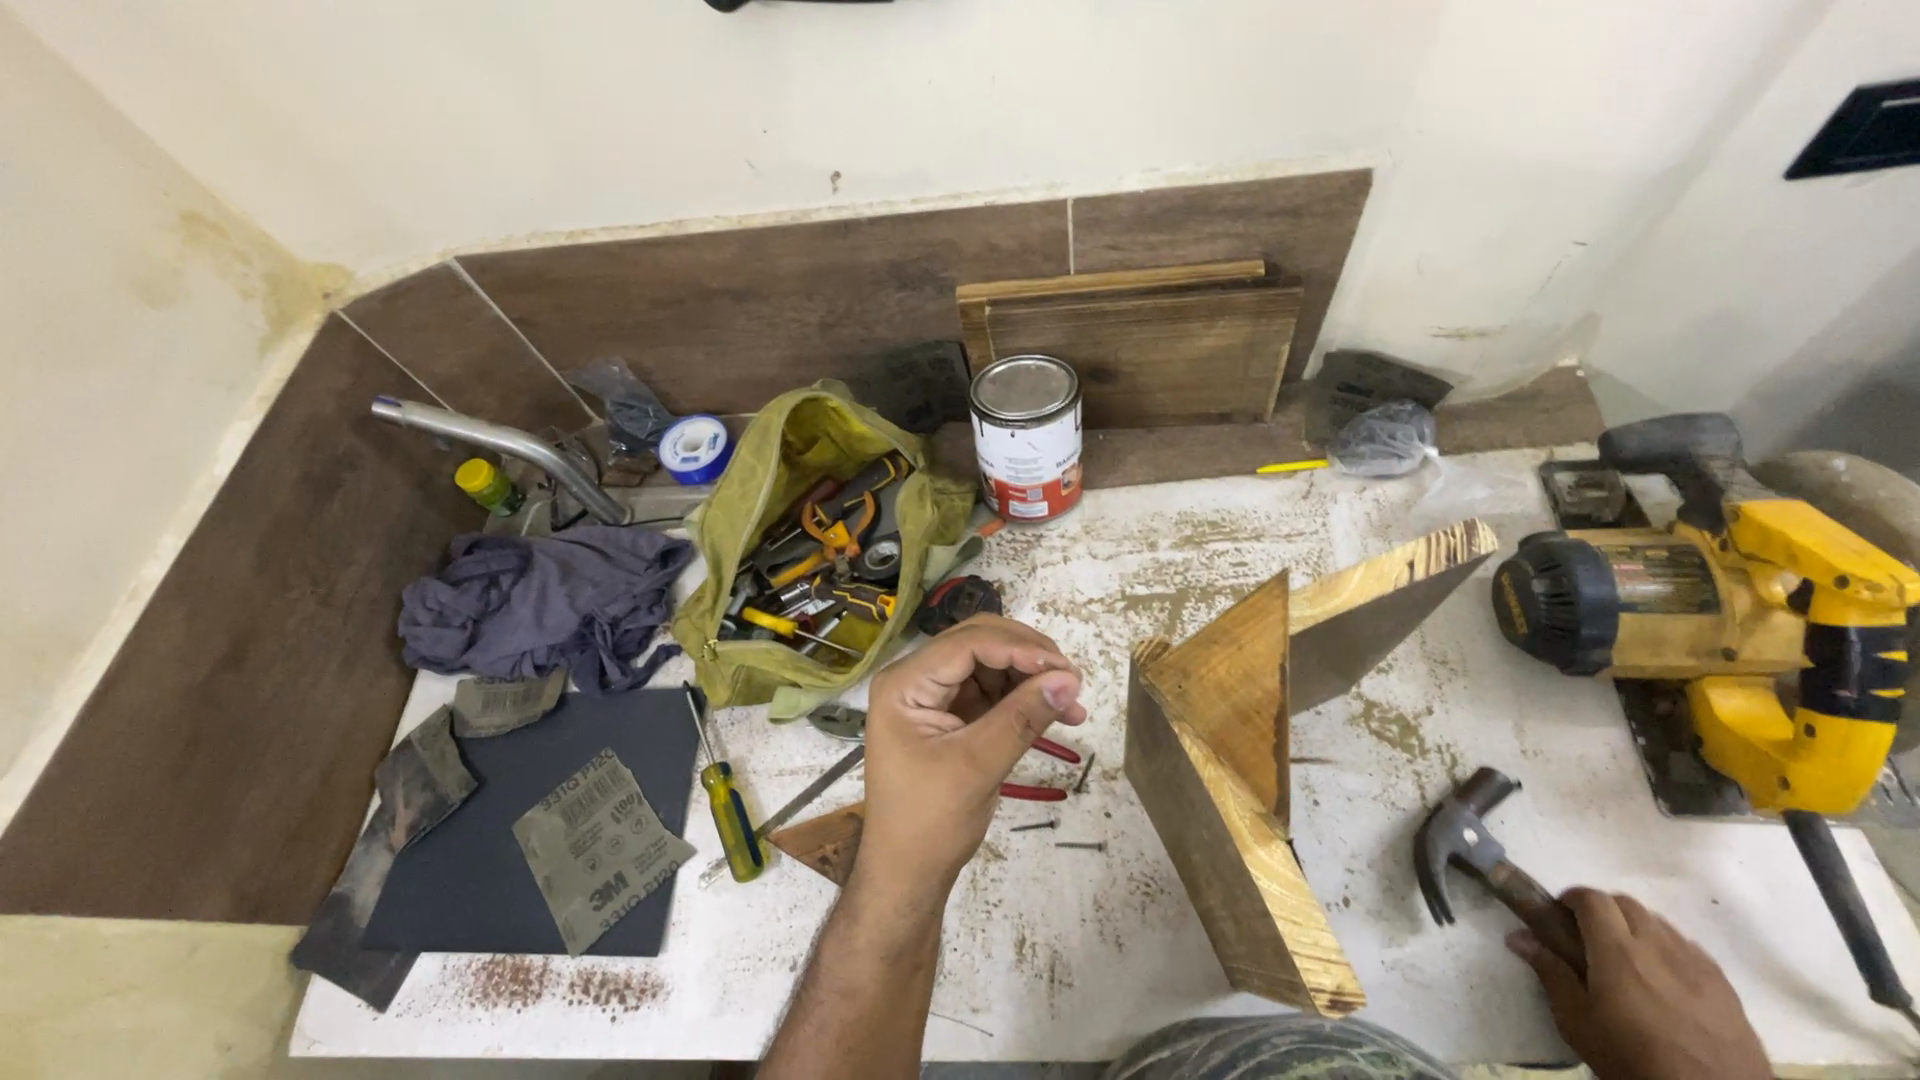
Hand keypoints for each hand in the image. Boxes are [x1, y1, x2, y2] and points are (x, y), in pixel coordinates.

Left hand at [858, 615, 1087, 895]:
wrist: (908, 872)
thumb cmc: (929, 822)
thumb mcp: (977, 766)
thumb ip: (1022, 718)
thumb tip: (1070, 680)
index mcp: (905, 684)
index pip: (966, 644)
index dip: (1018, 648)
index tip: (1064, 669)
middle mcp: (916, 680)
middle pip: (979, 643)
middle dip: (1027, 656)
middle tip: (1071, 679)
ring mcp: (934, 697)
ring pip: (991, 663)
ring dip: (1031, 677)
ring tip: (1072, 701)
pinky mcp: (953, 715)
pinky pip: (994, 691)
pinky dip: (1024, 697)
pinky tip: (1058, 713)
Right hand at [1508, 888, 1770, 1079]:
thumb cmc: (1632, 1060)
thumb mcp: (1577, 1022)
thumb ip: (1550, 973)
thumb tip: (1518, 936)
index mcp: (1617, 952)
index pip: (1593, 898)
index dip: (1572, 898)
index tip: (1560, 915)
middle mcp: (1658, 947)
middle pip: (1627, 903)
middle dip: (1603, 909)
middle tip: (1589, 936)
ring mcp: (1696, 965)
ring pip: (1660, 922)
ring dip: (1636, 926)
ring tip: (1627, 957)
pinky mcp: (1724, 985)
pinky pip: (1690, 948)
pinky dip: (1668, 948)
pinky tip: (1664, 977)